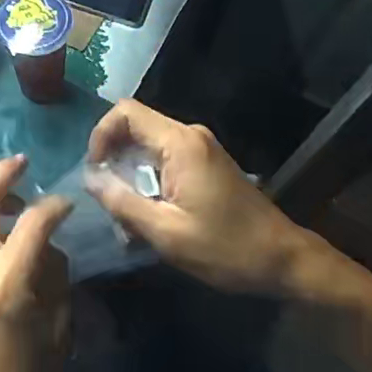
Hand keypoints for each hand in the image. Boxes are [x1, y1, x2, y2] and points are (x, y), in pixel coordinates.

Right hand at [86, 100, 330, 296]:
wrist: (282, 258)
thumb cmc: (225, 248)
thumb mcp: (166, 232)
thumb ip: (123, 202)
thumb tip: (89, 177)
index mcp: (180, 143)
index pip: (125, 112)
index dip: (101, 135)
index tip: (95, 171)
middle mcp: (190, 134)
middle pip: (135, 127)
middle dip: (115, 160)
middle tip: (110, 201)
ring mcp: (200, 146)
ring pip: (148, 146)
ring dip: (131, 176)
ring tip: (129, 219)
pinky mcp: (206, 161)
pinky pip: (165, 158)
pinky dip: (149, 180)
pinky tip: (151, 217)